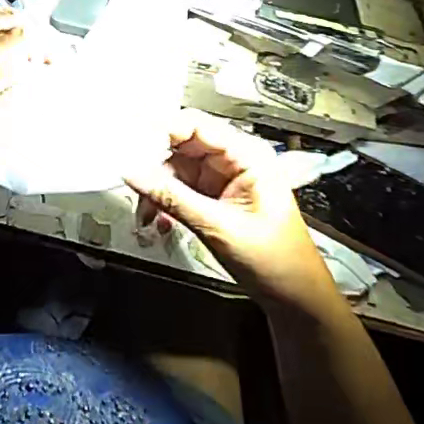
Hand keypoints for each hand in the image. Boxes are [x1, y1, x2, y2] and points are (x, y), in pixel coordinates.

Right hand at [124, 110, 336, 303]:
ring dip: (153, 187)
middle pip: (179, 143)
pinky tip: (155, 218)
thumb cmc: (275, 261)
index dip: (161, 129)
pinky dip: (161, 200)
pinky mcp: (210, 194)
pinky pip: (175, 186)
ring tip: (144, 211)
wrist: (294, 298)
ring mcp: (219, 176)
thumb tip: (133, 172)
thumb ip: (171, 197)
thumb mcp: (218, 227)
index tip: (129, 143)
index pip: (195, 124)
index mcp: (247, 155)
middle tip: (129, 178)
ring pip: (172, 166)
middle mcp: (232, 158)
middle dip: (152, 162)